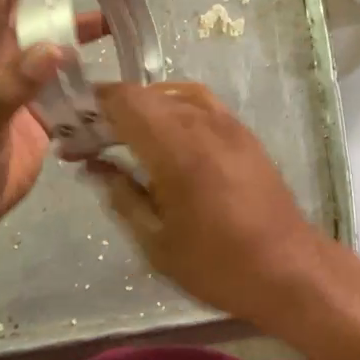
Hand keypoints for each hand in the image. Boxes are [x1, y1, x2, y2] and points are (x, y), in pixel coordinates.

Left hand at [0, 0, 104, 240]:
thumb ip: (14, 85)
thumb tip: (56, 48)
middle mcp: (6, 55)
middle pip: (31, 1)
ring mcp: (23, 81)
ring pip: (55, 37)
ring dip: (83, 23)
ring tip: (120, 18)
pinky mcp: (39, 108)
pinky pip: (69, 76)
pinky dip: (92, 67)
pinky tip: (118, 73)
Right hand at [89, 82, 336, 328]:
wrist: (286, 266)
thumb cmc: (215, 262)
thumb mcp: (156, 240)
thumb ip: (122, 195)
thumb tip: (94, 166)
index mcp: (176, 146)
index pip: (128, 101)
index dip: (97, 101)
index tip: (73, 119)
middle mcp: (202, 122)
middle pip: (150, 95)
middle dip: (116, 108)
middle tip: (90, 138)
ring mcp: (228, 123)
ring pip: (176, 94)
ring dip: (146, 105)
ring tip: (124, 135)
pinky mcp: (243, 131)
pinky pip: (201, 102)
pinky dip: (175, 106)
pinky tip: (164, 133)